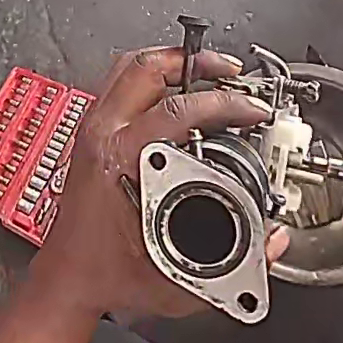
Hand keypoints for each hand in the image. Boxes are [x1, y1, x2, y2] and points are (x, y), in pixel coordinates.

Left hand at [32, 46, 287, 318]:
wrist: (68, 281)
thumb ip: (236, 262)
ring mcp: (91, 132)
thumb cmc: (106, 275)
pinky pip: (119, 83)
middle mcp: (101, 137)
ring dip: (171, 61)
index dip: (225, 103)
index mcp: (119, 160)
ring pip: (128, 67)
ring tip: (205, 69)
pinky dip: (151, 75)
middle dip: (196, 61)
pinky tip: (173, 88)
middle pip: (146, 68)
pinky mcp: (90, 136)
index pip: (179, 109)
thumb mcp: (176, 272)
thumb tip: (274, 240)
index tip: (251, 110)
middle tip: (229, 70)